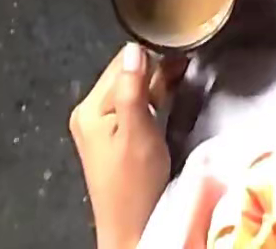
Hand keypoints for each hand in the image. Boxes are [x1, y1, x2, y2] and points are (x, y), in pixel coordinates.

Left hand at [69, 43, 182, 248]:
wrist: (133, 233)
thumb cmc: (135, 186)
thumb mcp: (137, 132)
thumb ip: (133, 88)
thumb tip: (135, 46)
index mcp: (90, 107)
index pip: (123, 62)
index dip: (152, 54)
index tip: (180, 47)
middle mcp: (91, 110)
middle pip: (127, 72)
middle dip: (156, 67)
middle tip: (185, 62)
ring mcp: (102, 123)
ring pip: (134, 86)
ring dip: (158, 81)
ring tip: (183, 73)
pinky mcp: (115, 134)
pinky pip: (135, 102)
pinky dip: (154, 96)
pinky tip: (171, 92)